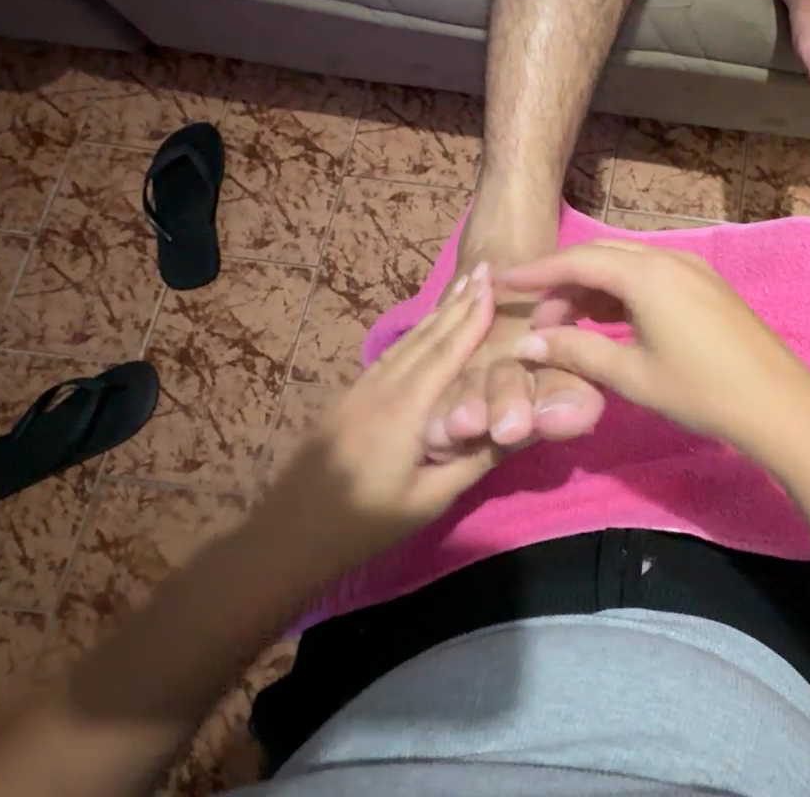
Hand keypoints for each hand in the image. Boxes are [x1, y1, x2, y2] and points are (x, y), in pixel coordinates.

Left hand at [255, 266, 503, 572]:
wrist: (284, 541)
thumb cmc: (364, 525)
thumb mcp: (430, 499)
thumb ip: (477, 459)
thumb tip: (525, 426)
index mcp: (404, 410)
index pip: (446, 352)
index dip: (472, 316)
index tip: (493, 281)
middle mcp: (381, 389)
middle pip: (426, 338)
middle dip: (458, 302)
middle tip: (484, 269)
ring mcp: (359, 393)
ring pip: (406, 344)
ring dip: (437, 314)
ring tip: (462, 288)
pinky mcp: (347, 401)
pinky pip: (390, 357)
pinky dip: (415, 336)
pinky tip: (423, 331)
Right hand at [497, 242, 809, 457]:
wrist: (777, 403)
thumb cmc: (700, 390)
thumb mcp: (631, 374)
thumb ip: (576, 351)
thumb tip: (527, 342)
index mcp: (648, 274)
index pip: (578, 260)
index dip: (536, 271)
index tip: (502, 281)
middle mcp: (670, 259)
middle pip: (602, 258)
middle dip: (564, 284)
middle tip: (537, 322)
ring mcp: (693, 270)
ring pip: (628, 267)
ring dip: (593, 290)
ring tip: (566, 327)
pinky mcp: (706, 286)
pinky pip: (651, 278)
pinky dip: (621, 295)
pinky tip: (606, 322)